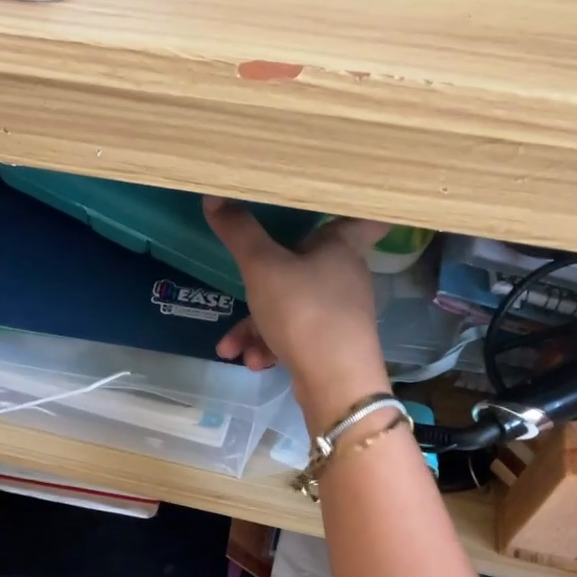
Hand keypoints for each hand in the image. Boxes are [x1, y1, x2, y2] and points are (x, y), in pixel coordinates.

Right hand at [204, 198, 393, 432]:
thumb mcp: (262, 268)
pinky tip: (252, 361)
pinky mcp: (331, 344)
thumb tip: (214, 194)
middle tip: (241, 287)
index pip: (362, 215)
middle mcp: (345, 276)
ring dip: (257, 327)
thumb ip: (239, 233)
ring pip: (291, 306)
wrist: (336, 381)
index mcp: (340, 247)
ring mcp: (340, 313)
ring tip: (233, 347)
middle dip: (263, 284)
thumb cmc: (304, 310)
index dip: (353, 204)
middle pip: (304, 265)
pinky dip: (270, 346)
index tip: (339, 199)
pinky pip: (294, 335)